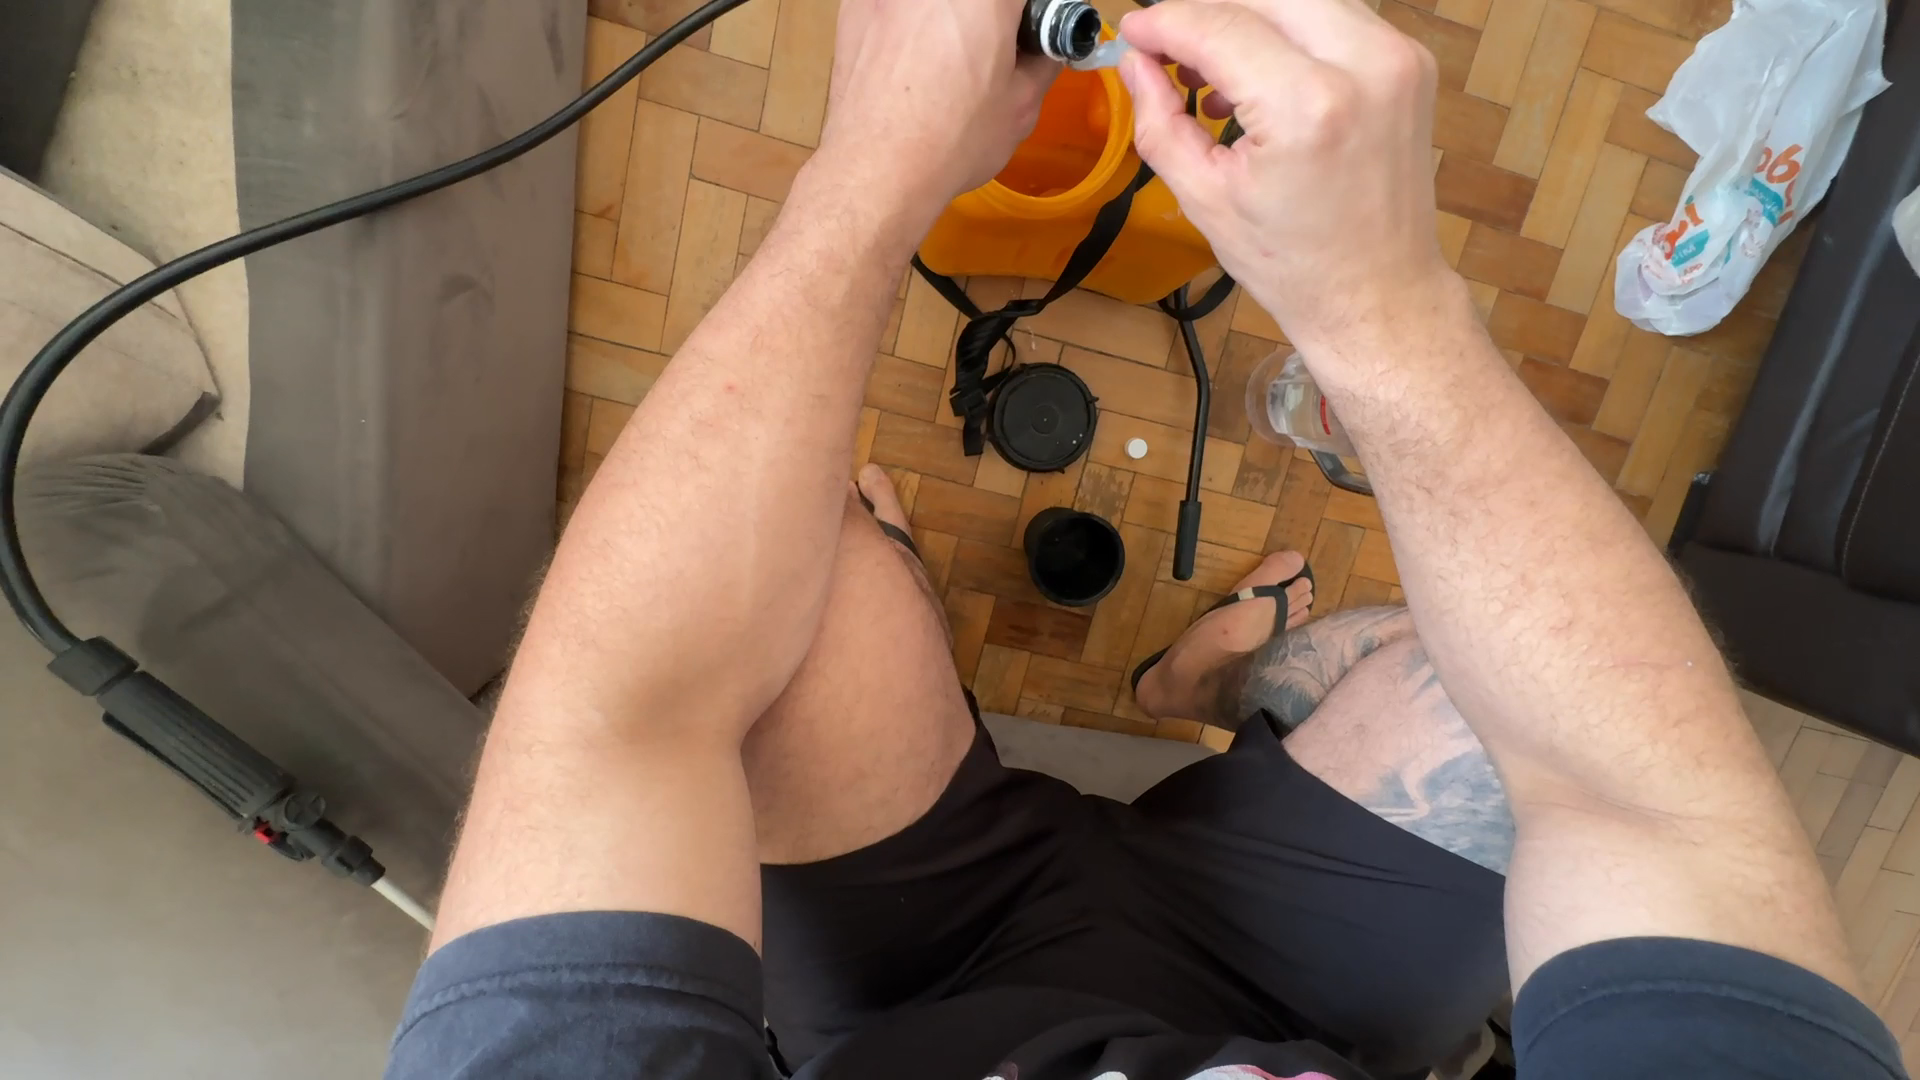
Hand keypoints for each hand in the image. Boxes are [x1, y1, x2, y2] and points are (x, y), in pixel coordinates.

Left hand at [815, 0, 1058, 226]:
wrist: (877, 171)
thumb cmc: (951, 142)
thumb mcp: (1019, 109)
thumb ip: (1043, 62)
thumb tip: (1046, 48)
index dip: (1028, 15)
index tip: (1027, 33)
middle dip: (987, 18)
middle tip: (988, 52)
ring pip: (934, 7)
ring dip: (944, 23)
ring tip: (942, 66)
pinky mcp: (856, 5)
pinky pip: (895, 7)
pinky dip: (907, 26)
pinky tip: (907, 68)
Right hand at [1117, 0, 1458, 354]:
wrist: (1372, 292)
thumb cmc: (1291, 264)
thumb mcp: (1206, 201)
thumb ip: (1161, 126)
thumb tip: (1135, 68)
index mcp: (1306, 107)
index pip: (1222, 26)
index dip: (1167, 21)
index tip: (1132, 29)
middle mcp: (1364, 64)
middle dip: (1207, 13)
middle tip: (1166, 52)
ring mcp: (1397, 57)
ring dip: (1247, 20)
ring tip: (1208, 75)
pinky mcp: (1409, 63)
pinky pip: (1335, 20)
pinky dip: (1287, 34)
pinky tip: (1257, 81)